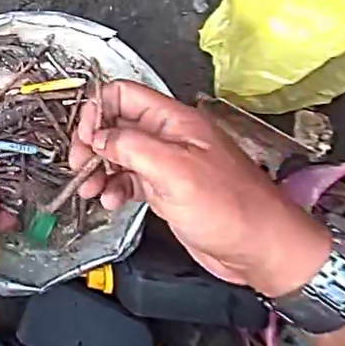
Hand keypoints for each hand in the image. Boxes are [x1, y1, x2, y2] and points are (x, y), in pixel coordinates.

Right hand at [69, 82, 332, 296]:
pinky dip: (112, 187)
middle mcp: (168, 138)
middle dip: (92, 142)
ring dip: (98, 168)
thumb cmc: (236, 211)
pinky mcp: (164, 188)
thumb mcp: (176, 171)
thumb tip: (100, 138)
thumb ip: (132, 147)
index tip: (86, 136)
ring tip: (90, 186)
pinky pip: (127, 179)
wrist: (263, 251)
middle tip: (81, 162)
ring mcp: (166, 163)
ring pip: (117, 153)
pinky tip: (110, 199)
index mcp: (175, 121)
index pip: (123, 94)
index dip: (98, 110)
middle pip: (115, 123)